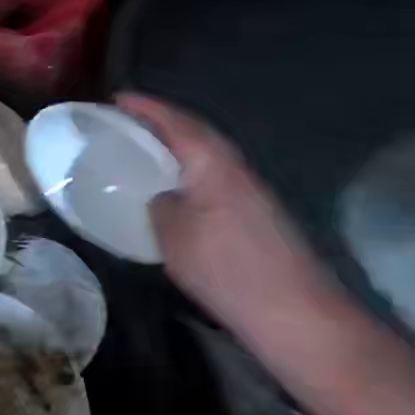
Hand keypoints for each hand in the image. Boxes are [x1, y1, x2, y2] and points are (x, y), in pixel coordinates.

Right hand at [117, 93, 330, 326]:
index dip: (146, 107)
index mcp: (213, 166)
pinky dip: (188, 168)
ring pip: (208, 155)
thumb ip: (158, 202)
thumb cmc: (225, 267)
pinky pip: (213, 176)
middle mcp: (237, 171)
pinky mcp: (258, 217)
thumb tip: (158, 195)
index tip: (116, 97)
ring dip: (176, 145)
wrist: (298, 317)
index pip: (178, 122)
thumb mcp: (170, 232)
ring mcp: (253, 194)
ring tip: (140, 146)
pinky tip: (170, 184)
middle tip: (124, 119)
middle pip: (197, 133)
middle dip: (161, 121)